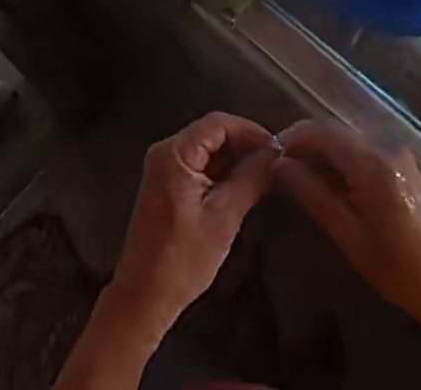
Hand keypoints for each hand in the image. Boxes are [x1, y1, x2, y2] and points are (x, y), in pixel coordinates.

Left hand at [109, 111, 278, 336]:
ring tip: (265, 171)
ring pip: (207, 148)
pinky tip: (243, 183)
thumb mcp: (224, 217)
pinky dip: (222, 170)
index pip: (218, 123)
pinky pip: (199, 164)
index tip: (276, 145)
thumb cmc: (181, 260)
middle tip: (275, 159)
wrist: (143, 298)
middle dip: (245, 143)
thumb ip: (251, 178)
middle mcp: (165, 153)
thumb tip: (274, 155)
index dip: (250, 130)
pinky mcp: (167, 184)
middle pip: (212, 132)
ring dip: (235, 157)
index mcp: (174, 154)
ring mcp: (164, 168)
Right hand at [274, 122, 420, 389]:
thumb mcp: (346, 233)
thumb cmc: (395, 267)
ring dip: (322, 151)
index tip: (268, 153)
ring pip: (348, 138)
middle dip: (305, 144)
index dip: (293, 137)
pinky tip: (328, 181)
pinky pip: (363, 148)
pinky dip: (341, 158)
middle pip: (335, 131)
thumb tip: (279, 164)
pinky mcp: (402, 161)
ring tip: (298, 176)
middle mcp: (387, 145)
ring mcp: (398, 151)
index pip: (323, 131)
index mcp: (373, 161)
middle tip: (279, 168)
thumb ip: (311, 193)